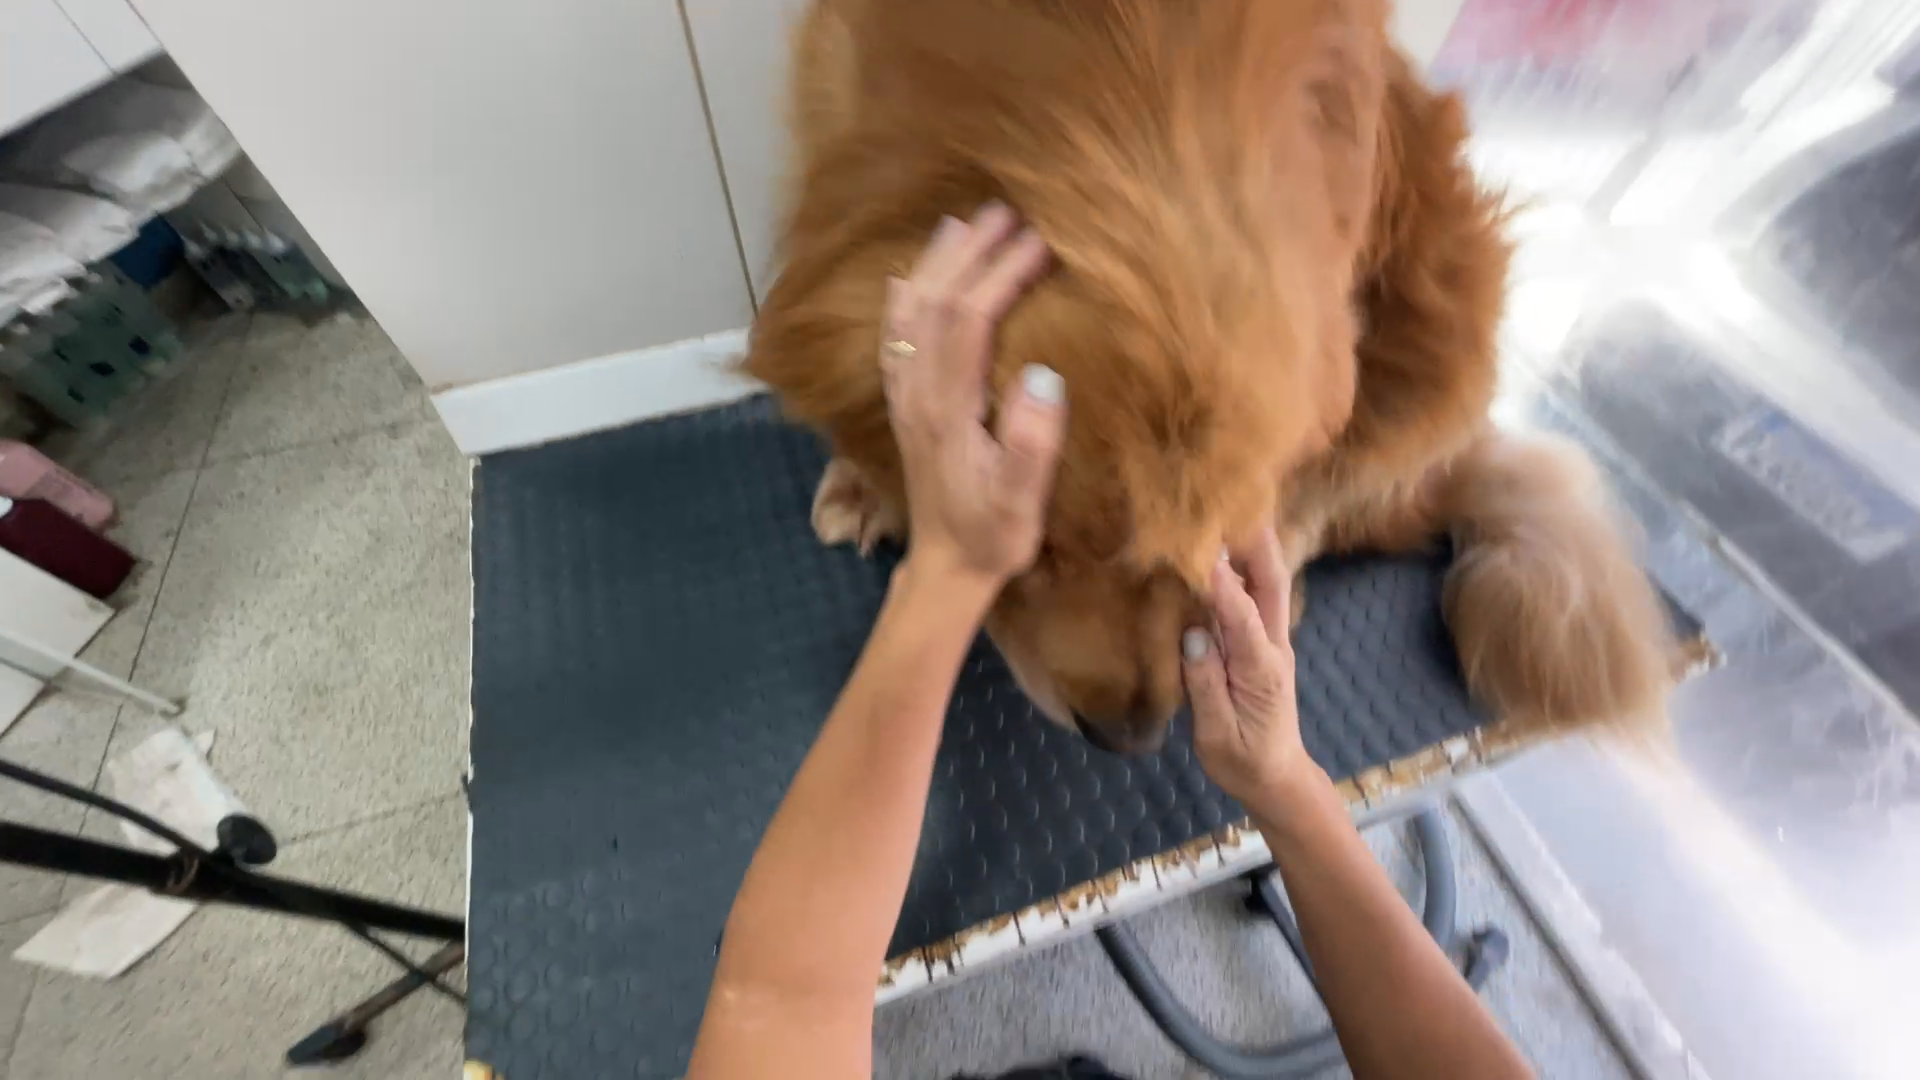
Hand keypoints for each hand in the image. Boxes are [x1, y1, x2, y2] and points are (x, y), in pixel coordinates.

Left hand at [882, 203, 1065, 592]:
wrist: (945, 567)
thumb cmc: (993, 537)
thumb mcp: (1022, 503)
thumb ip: (1030, 444)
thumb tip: (1043, 376)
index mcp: (947, 410)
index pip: (968, 322)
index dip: (1000, 276)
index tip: (1038, 243)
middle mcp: (916, 395)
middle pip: (933, 305)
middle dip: (968, 254)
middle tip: (1004, 212)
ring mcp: (904, 400)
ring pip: (907, 316)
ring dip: (933, 267)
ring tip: (960, 224)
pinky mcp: (904, 408)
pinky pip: (892, 343)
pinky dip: (899, 303)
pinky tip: (902, 280)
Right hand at [1182, 529, 1313, 803]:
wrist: (1277, 778)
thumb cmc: (1244, 761)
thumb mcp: (1218, 736)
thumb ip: (1206, 687)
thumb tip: (1192, 636)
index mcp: (1260, 670)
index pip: (1240, 617)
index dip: (1222, 581)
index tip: (1204, 546)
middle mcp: (1273, 646)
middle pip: (1271, 584)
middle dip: (1257, 542)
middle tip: (1238, 502)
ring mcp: (1272, 642)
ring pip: (1268, 584)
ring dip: (1254, 547)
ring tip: (1234, 511)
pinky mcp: (1263, 644)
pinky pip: (1257, 597)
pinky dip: (1246, 568)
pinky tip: (1227, 549)